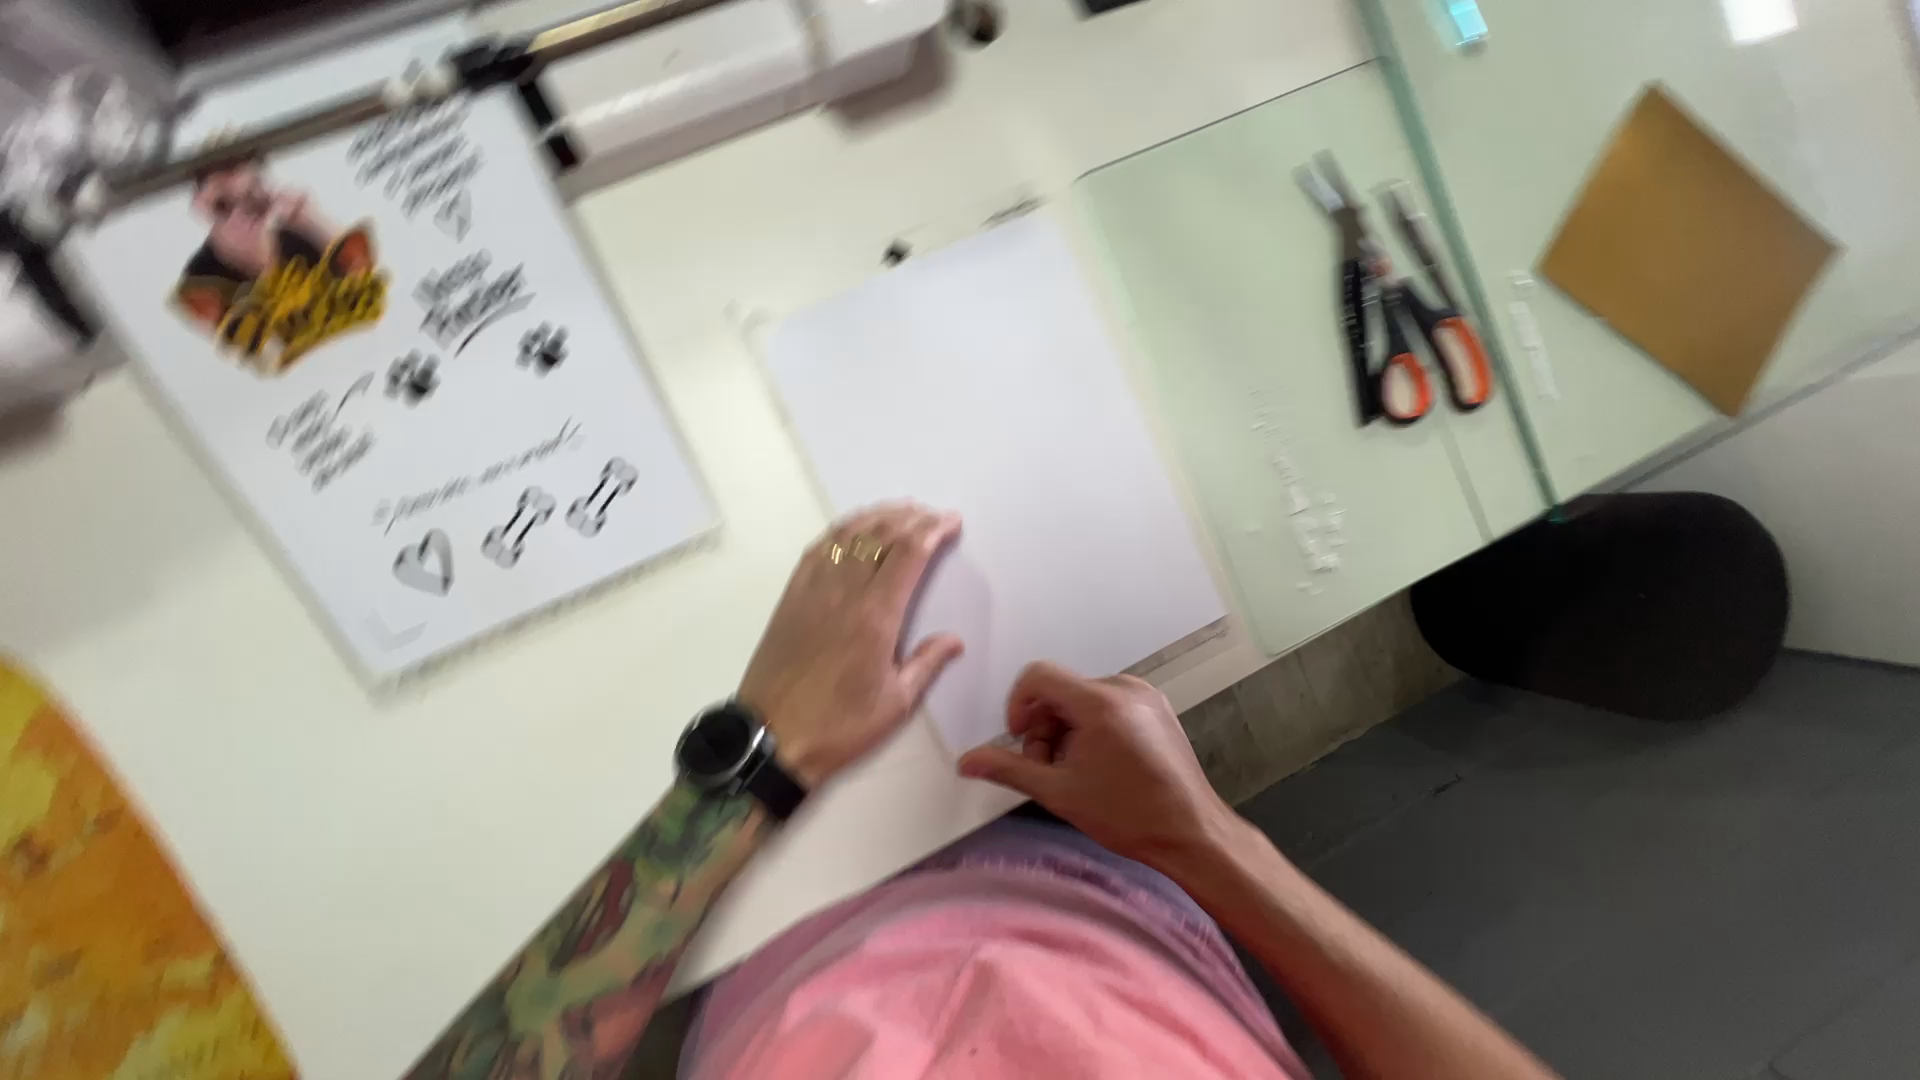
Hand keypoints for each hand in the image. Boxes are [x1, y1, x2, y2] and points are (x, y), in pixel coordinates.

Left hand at [739, 502, 964, 788]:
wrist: (771, 739)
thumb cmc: (839, 726)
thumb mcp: (895, 703)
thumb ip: (927, 664)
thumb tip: (954, 640)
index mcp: (876, 616)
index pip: (909, 553)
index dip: (933, 530)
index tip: (951, 522)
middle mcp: (844, 591)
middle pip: (880, 535)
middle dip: (911, 517)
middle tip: (932, 515)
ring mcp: (813, 590)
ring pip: (847, 535)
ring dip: (877, 516)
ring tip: (899, 510)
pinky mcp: (791, 596)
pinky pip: (818, 549)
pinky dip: (841, 530)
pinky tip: (853, 528)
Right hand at [957, 662, 1235, 868]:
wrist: (1193, 833)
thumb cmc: (1128, 816)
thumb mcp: (1059, 793)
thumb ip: (1009, 769)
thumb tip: (967, 762)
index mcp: (1100, 702)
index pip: (1039, 675)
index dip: (1019, 705)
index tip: (1021, 739)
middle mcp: (1123, 687)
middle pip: (1060, 690)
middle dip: (1044, 726)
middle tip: (1049, 767)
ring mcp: (1143, 694)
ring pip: (1082, 698)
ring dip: (1067, 728)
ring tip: (1076, 770)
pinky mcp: (1155, 706)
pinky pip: (1108, 702)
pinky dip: (1092, 725)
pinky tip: (1100, 763)